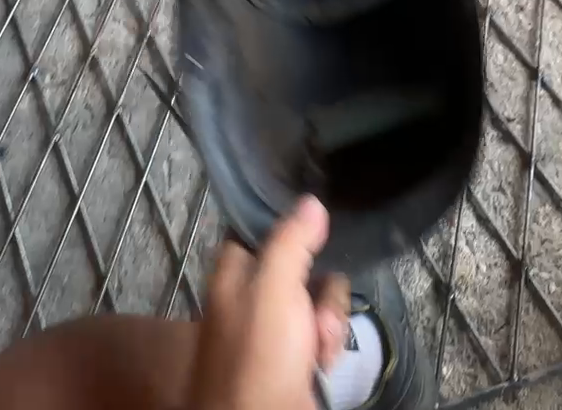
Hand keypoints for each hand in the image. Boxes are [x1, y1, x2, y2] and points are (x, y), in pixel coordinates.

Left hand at [191, 196, 351, 409]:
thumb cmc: (258, 358)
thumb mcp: (272, 290)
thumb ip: (291, 243)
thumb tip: (312, 201)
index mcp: (232, 278)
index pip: (256, 231)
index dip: (285, 223)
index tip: (316, 220)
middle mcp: (251, 300)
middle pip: (299, 263)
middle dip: (320, 282)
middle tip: (316, 304)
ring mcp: (273, 331)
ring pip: (318, 295)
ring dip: (329, 315)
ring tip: (322, 341)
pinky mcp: (295, 357)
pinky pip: (322, 328)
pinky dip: (329, 341)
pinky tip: (324, 359)